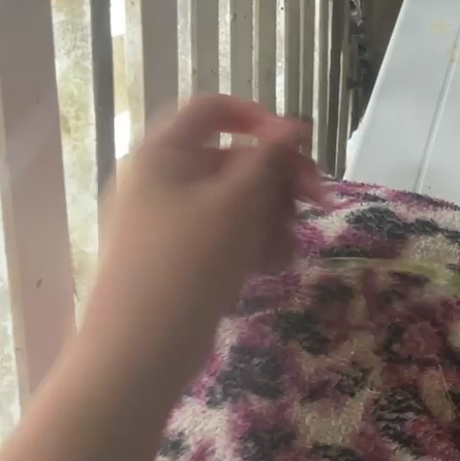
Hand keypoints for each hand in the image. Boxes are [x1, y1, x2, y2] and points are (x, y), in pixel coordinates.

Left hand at [83, 95, 328, 386]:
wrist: (140, 350)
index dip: (262, 119)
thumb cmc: (188, 263)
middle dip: (281, 179)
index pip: (215, 110)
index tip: (301, 145)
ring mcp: (171, 220)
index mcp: (164, 154)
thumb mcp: (237, 203)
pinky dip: (255, 242)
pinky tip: (274, 265)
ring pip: (238, 200)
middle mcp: (164, 180)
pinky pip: (227, 233)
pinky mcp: (182, 256)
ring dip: (274, 216)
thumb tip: (295, 126)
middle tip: (320, 200)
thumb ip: (270, 159)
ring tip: (289, 247)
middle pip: (236, 158)